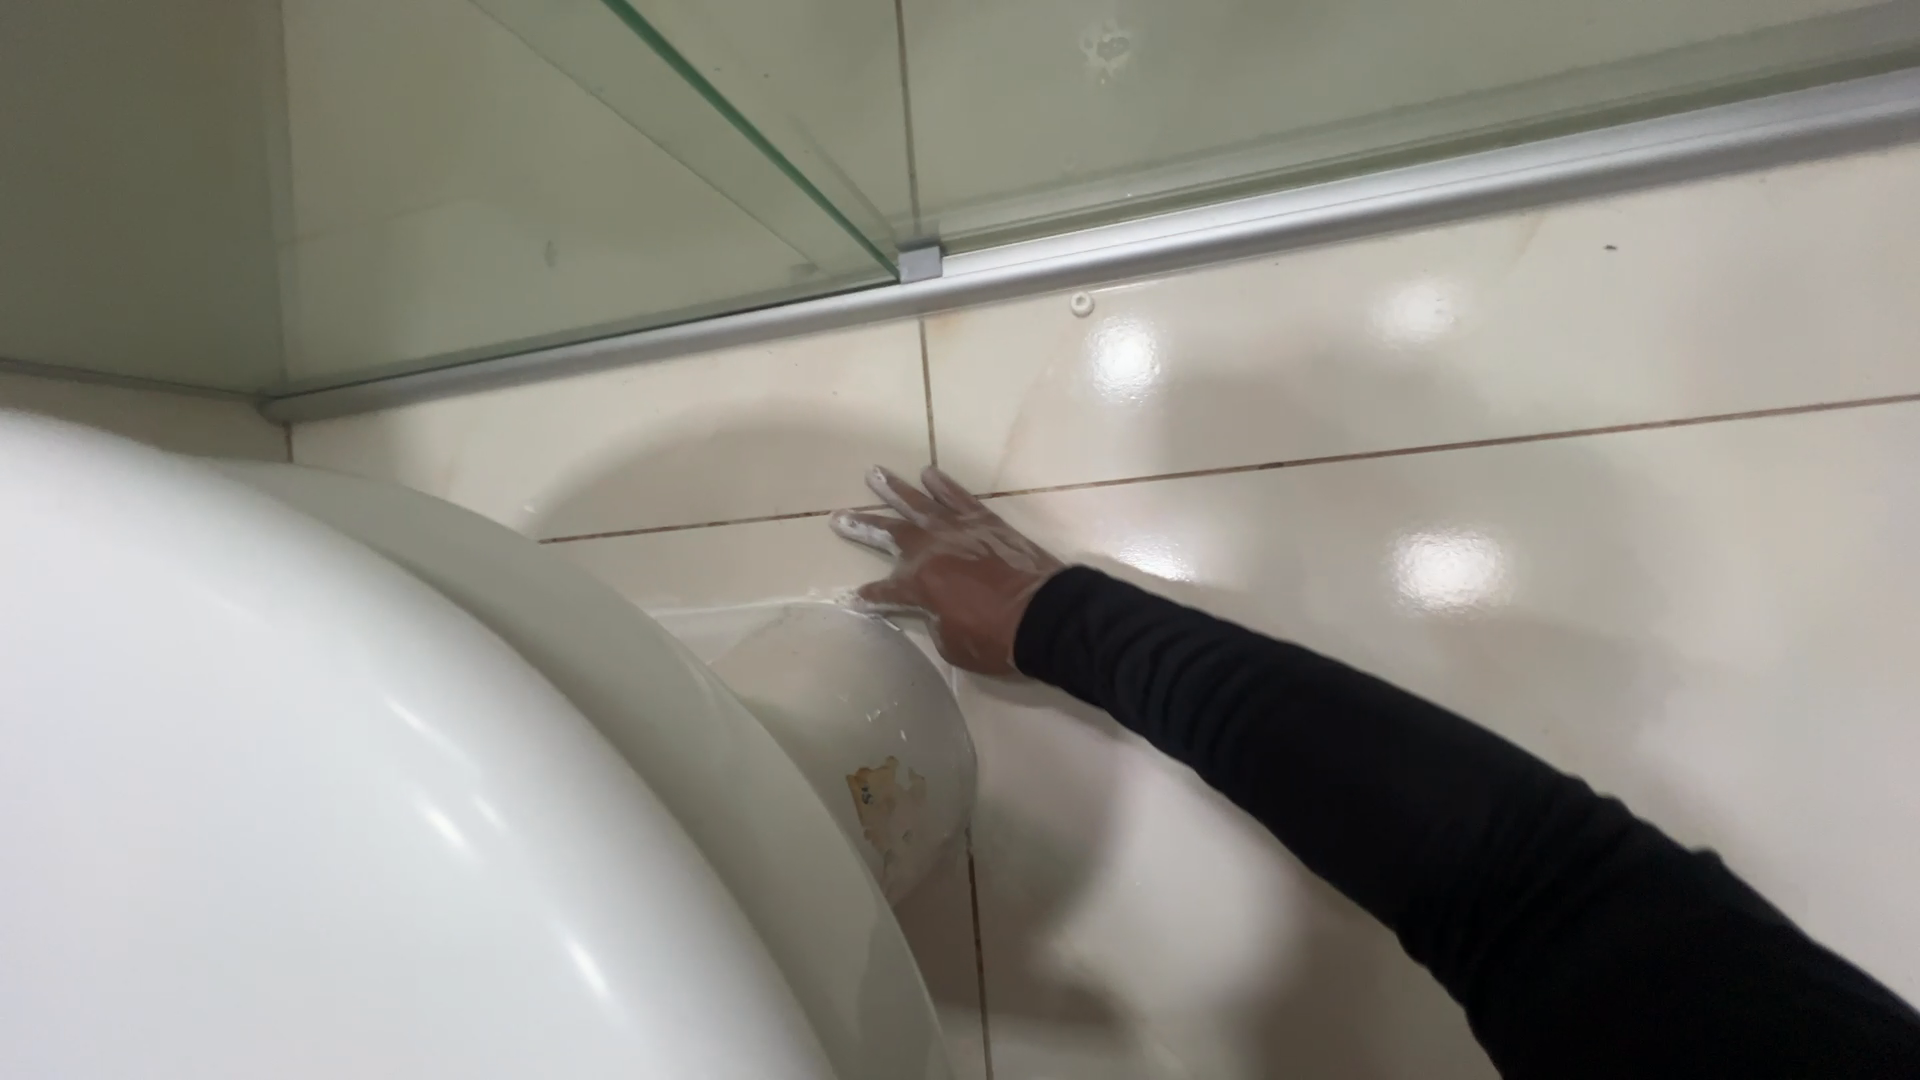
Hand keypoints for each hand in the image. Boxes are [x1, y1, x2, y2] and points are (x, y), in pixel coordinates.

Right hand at [831, 466, 1064, 675]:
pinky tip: (929, 473)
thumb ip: (935, 621)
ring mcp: (959, 531)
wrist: (1043, 615)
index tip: (853, 598)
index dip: (869, 597)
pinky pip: (960, 498)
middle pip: (891, 534)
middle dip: (864, 526)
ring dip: (896, 490)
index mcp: (919, 584)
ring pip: (920, 504)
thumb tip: (935, 608)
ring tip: (875, 473)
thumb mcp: (952, 644)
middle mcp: (932, 549)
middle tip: (839, 516)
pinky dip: (944, 485)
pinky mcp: (986, 523)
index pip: (885, 591)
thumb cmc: (995, 639)